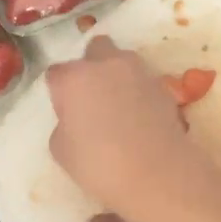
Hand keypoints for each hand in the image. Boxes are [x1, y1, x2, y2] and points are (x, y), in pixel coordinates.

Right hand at [47, 36, 211, 221]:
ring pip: (123, 60)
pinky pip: (144, 81)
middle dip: (91, 64)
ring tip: (119, 105)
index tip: (64, 109)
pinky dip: (139, 91)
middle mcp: (107, 64)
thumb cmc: (99, 164)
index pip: (56, 73)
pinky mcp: (164, 86)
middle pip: (96, 49)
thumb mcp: (61, 149)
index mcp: (74, 77)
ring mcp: (139, 72)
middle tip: (92, 95)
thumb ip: (64, 122)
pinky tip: (140, 116)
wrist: (157, 172)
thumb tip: (76, 116)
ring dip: (118, 74)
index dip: (59, 91)